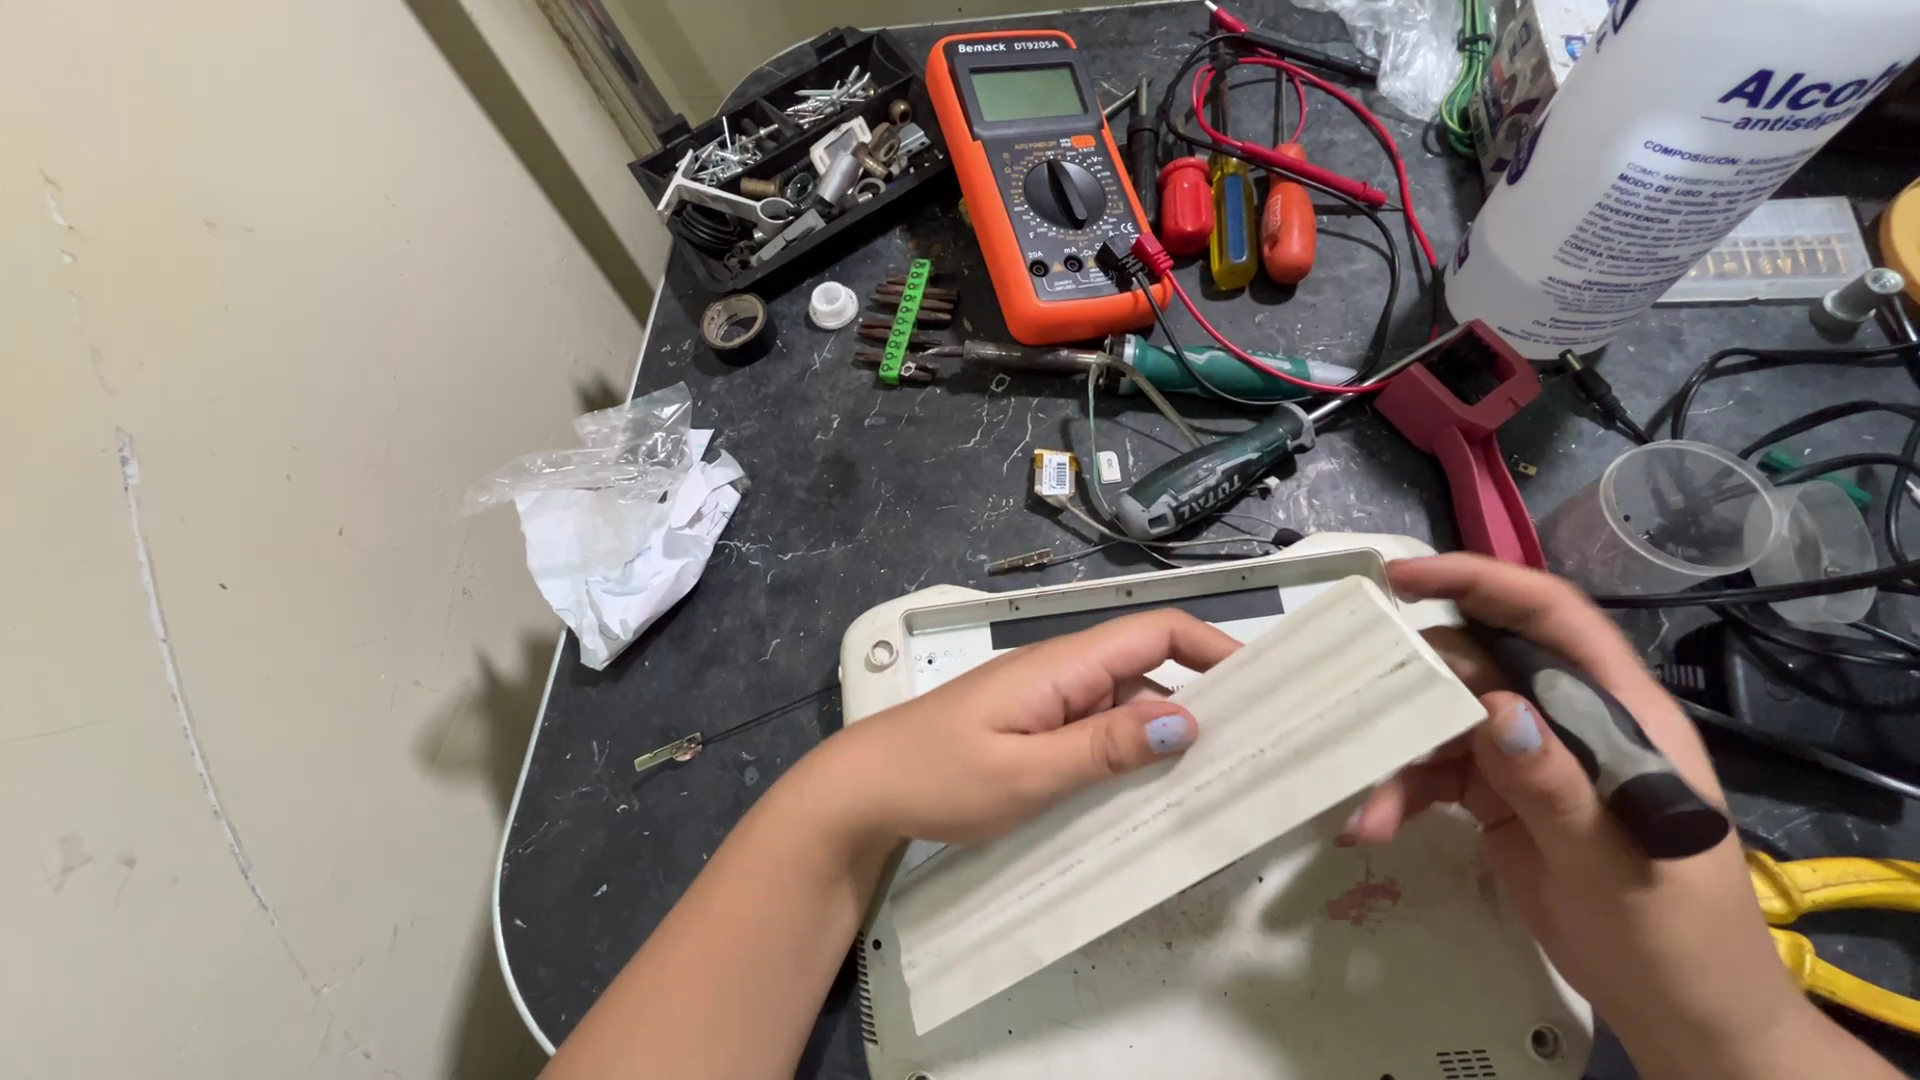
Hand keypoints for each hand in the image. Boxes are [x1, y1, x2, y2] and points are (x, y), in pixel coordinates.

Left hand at [799, 610, 1239, 845]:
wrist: (865, 788)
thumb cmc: (939, 775)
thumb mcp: (1027, 772)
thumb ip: (1104, 746)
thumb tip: (1187, 719)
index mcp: (1063, 665)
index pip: (1154, 632)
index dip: (1213, 648)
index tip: (1263, 686)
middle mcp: (1061, 671)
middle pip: (1147, 666)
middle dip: (1202, 697)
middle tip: (1253, 748)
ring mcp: (1046, 698)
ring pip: (1124, 700)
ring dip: (1167, 730)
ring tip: (1216, 777)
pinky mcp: (1034, 725)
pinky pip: (1096, 727)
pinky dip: (1129, 749)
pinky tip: (1149, 790)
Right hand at [1347, 555, 1810, 1074]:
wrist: (1678, 1013)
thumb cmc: (1672, 933)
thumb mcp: (1616, 863)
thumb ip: (1556, 786)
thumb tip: (1493, 710)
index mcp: (1614, 711)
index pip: (1549, 616)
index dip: (1479, 581)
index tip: (1401, 578)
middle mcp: (1562, 717)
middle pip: (1471, 663)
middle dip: (1406, 681)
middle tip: (1345, 697)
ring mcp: (1522, 755)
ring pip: (1436, 721)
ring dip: (1392, 758)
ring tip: (1362, 806)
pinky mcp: (1490, 792)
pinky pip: (1427, 771)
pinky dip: (1395, 793)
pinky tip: (1372, 824)